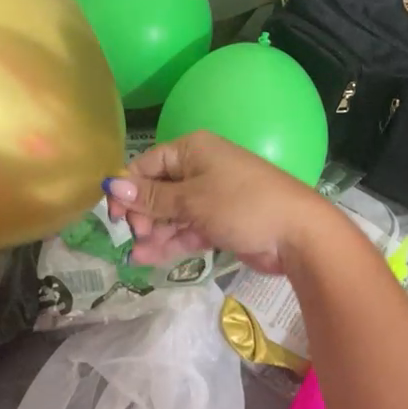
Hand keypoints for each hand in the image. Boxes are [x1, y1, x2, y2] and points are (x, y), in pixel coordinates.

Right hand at [103, 131, 343, 273]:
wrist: (296, 233)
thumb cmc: (241, 204)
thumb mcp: (192, 200)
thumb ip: (151, 197)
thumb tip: (111, 184)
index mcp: (192, 150)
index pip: (148, 164)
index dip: (128, 188)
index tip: (114, 215)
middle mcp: (200, 169)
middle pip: (157, 189)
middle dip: (142, 213)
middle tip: (136, 235)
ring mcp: (211, 197)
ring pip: (171, 213)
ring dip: (153, 232)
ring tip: (136, 254)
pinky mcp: (219, 223)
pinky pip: (187, 229)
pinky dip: (171, 241)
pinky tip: (149, 258)